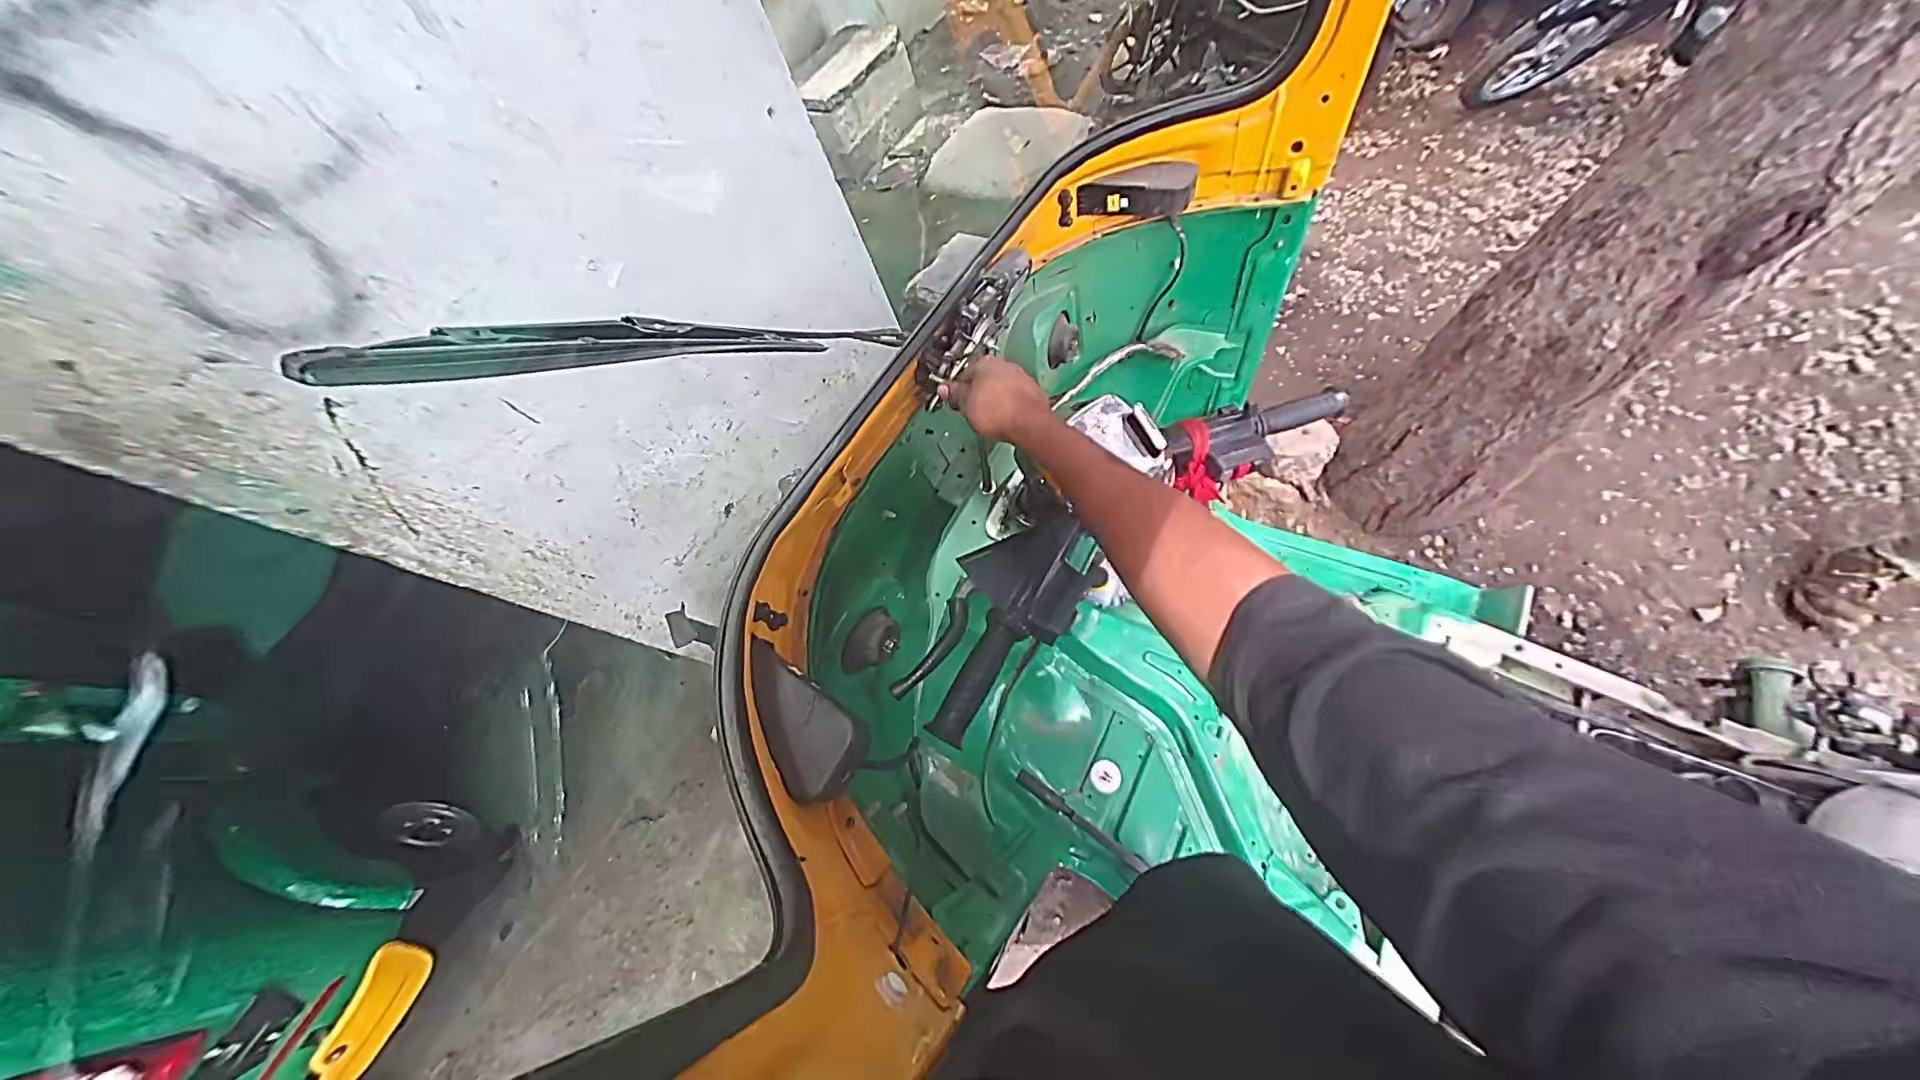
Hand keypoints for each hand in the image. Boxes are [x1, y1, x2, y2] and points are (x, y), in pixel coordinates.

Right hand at [940, 355, 1054, 443]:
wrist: (1029, 423)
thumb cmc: (998, 412)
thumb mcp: (966, 405)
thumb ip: (954, 394)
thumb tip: (945, 388)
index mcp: (984, 363)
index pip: (963, 374)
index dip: (958, 390)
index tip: (956, 401)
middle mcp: (1003, 365)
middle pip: (983, 379)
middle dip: (978, 394)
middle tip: (972, 412)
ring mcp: (1020, 377)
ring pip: (1000, 388)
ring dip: (994, 400)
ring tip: (990, 418)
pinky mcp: (1032, 392)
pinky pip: (1014, 398)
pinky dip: (1009, 406)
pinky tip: (1005, 418)